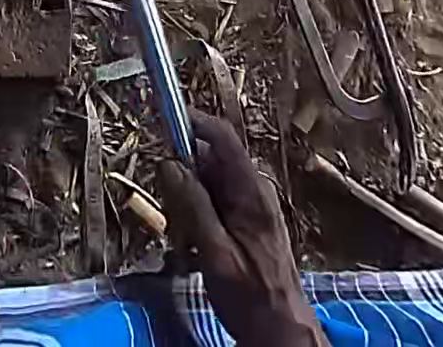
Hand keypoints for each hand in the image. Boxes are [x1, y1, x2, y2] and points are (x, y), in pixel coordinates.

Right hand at [158, 112, 319, 346]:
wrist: (284, 339)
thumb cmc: (253, 299)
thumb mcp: (216, 254)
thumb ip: (192, 205)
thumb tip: (167, 162)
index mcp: (251, 191)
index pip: (221, 135)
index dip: (190, 120)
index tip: (158, 117)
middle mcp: (252, 189)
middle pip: (207, 157)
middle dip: (181, 172)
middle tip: (169, 206)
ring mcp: (249, 203)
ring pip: (206, 178)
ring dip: (186, 196)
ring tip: (184, 234)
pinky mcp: (244, 218)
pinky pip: (212, 198)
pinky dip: (195, 211)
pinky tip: (193, 241)